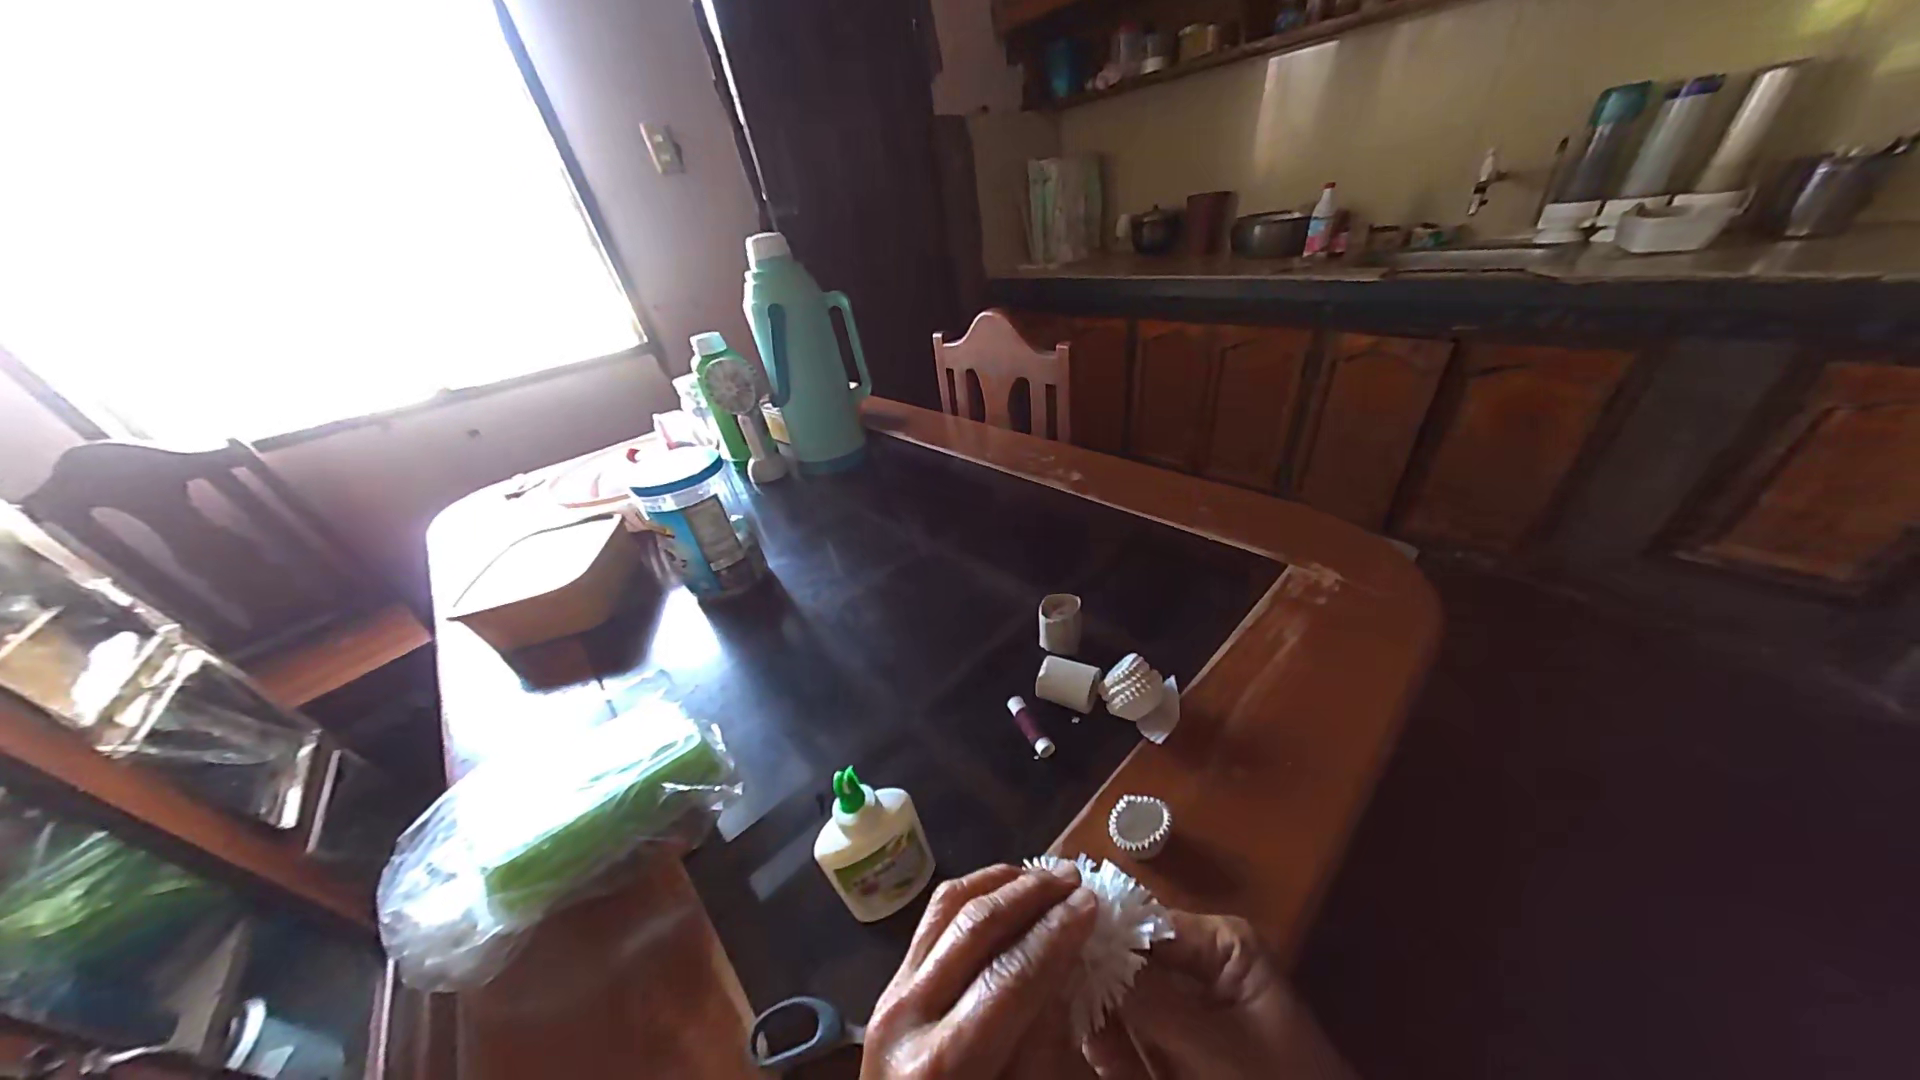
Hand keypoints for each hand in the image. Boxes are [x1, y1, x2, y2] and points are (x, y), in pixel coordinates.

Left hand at [861, 864, 1098, 1078]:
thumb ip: (1044, 1042)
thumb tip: (1064, 962)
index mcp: (944, 1064)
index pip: (1011, 976)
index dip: (1056, 933)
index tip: (1091, 901)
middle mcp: (907, 1015)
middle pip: (976, 927)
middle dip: (1032, 894)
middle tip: (1074, 877)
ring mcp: (891, 992)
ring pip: (948, 907)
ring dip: (1001, 882)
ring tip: (1044, 875)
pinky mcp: (890, 982)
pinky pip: (933, 917)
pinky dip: (972, 891)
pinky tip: (1002, 886)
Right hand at [1081, 911, 1354, 1079]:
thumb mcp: (1219, 1048)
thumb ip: (1152, 1002)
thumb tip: (1083, 954)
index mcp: (1220, 944)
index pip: (1145, 922)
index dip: (1100, 934)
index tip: (1056, 948)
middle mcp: (1200, 962)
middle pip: (1130, 958)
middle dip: (1095, 980)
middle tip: (1055, 993)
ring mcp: (1189, 1005)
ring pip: (1127, 999)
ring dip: (1100, 1017)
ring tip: (1072, 1026)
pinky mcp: (1181, 1044)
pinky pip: (1138, 1036)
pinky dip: (1116, 1048)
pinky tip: (1099, 1054)